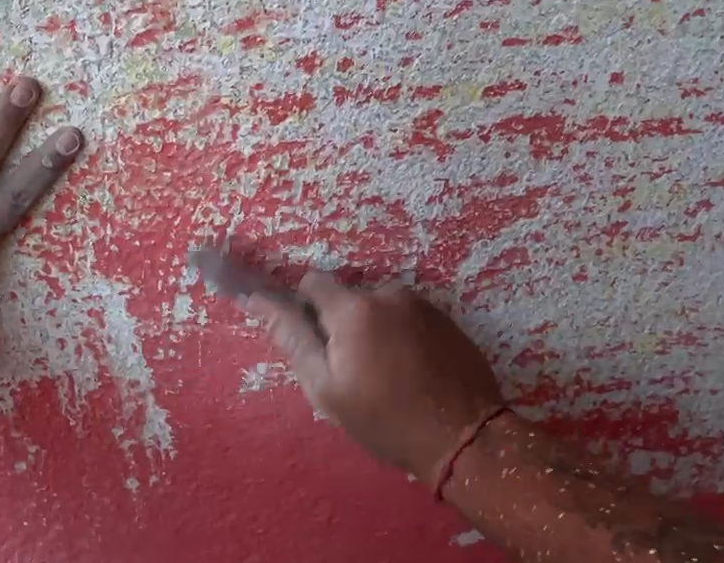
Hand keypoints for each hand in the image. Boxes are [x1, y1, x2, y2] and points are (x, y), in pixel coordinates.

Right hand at [250, 275, 504, 485]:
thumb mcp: (327, 388)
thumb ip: (292, 338)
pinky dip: (401, 334)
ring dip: (373, 327)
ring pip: (378, 306)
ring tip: (387, 372)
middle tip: (354, 368)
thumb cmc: (386, 419)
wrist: (467, 440)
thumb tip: (256, 298)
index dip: (307, 309)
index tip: (317, 343)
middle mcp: (385, 292)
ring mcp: (420, 303)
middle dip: (342, 322)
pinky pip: (407, 315)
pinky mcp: (445, 317)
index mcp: (352, 308)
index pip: (312, 282)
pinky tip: (411, 369)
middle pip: (347, 296)